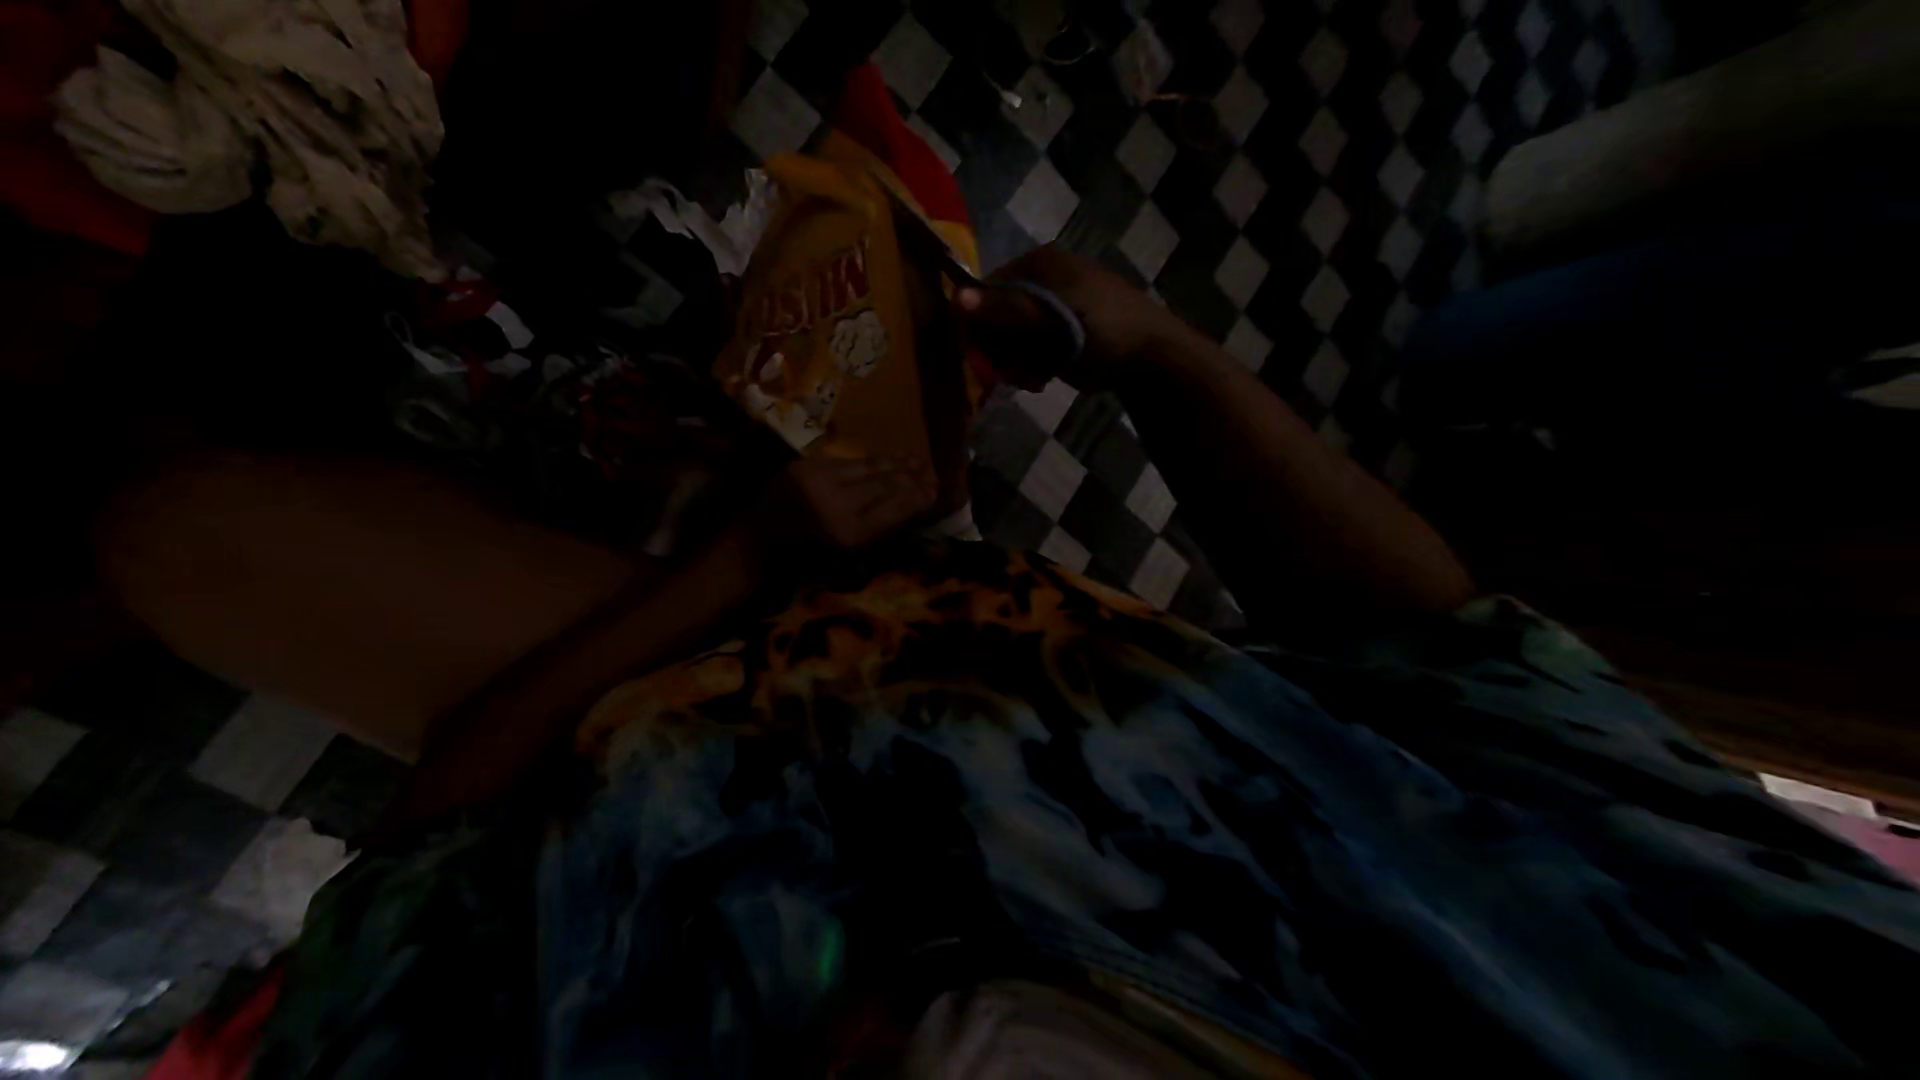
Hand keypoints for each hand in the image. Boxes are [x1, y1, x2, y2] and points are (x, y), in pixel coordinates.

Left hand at [767, 454, 937, 552]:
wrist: (757, 541)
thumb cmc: (806, 557)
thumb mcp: (846, 554)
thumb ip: (877, 531)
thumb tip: (911, 508)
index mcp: (849, 533)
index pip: (894, 510)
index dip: (917, 499)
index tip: (935, 491)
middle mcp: (838, 504)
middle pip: (885, 485)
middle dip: (912, 478)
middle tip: (932, 472)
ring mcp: (822, 481)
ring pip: (869, 467)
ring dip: (896, 462)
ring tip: (917, 459)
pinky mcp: (809, 466)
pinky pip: (848, 460)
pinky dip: (870, 460)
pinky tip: (887, 457)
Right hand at [955, 245, 1183, 390]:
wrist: (1155, 357)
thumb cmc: (1100, 334)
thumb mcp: (1049, 322)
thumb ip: (1004, 310)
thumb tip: (955, 297)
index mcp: (1041, 263)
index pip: (988, 290)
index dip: (982, 325)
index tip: (989, 358)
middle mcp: (1049, 275)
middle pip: (1003, 314)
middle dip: (1005, 349)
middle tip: (1019, 373)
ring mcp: (1063, 300)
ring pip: (1020, 333)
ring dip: (1021, 360)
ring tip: (1037, 377)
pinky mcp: (1074, 323)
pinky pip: (1040, 342)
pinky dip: (1038, 361)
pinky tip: (1048, 376)